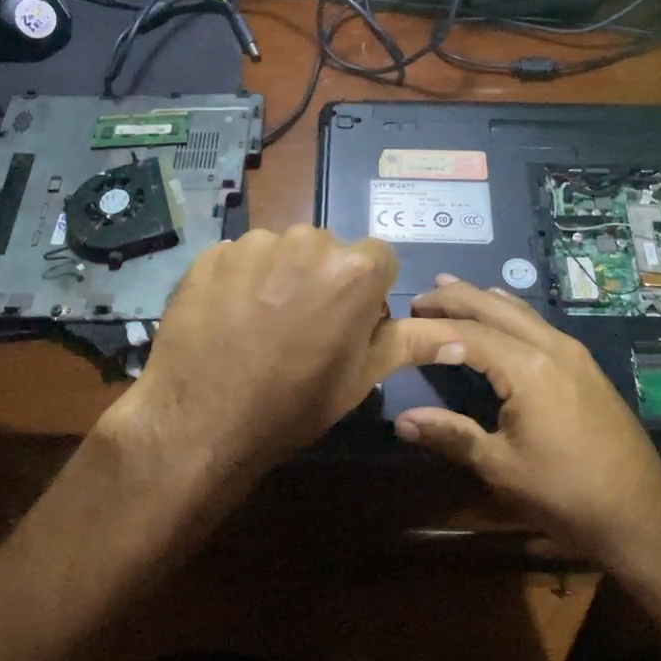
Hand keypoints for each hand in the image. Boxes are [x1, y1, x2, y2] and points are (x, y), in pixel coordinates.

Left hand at [96, 225, 451, 483]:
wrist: (201, 420)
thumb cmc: (293, 404)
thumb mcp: (360, 378)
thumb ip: (411, 345)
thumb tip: (459, 339)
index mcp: (354, 269)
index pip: (379, 260)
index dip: (368, 293)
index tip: (349, 324)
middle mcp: (307, 240)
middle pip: (329, 251)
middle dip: (324, 280)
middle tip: (304, 329)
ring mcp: (254, 244)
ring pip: (282, 252)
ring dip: (280, 277)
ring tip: (260, 326)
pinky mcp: (211, 253)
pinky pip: (240, 259)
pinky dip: (240, 281)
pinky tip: (228, 319)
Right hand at [396, 275, 660, 573]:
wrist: (638, 514)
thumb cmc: (564, 493)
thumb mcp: (500, 467)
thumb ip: (451, 435)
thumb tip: (401, 422)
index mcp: (528, 369)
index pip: (468, 335)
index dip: (431, 327)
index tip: (399, 324)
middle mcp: (552, 348)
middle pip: (496, 309)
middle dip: (457, 298)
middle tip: (420, 298)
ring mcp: (574, 354)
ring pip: (521, 312)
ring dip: (484, 300)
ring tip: (450, 290)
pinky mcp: (586, 366)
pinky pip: (539, 325)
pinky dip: (510, 314)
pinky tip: (501, 315)